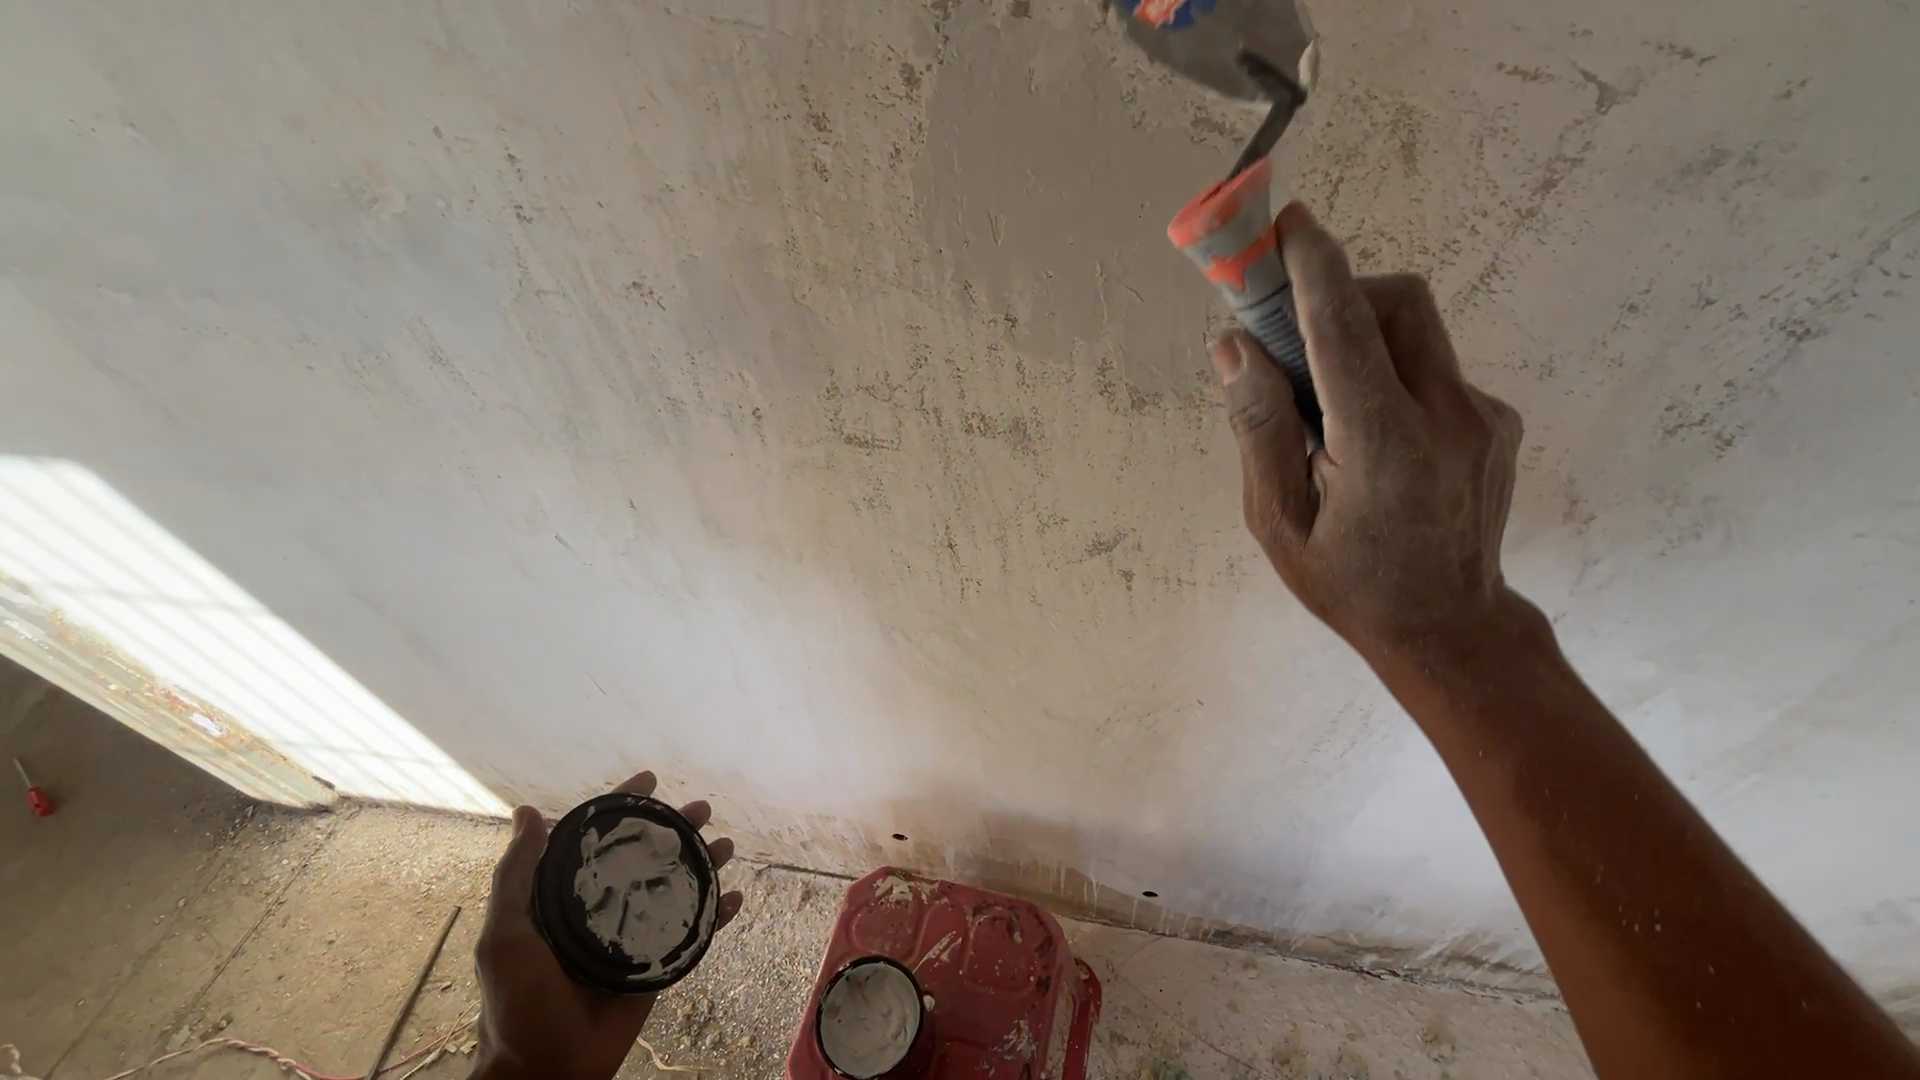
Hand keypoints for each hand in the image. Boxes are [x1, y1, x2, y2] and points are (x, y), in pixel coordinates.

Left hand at [471, 771, 744, 1079]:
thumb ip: (516, 877)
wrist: (548, 1071)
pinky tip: (737, 897)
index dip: (625, 805)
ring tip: (728, 843)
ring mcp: (635, 934)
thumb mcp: (507, 936)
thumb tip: (528, 812)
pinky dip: (720, 913)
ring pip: (678, 886)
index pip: (600, 838)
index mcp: (569, 896)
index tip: (650, 779)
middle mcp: (605, 906)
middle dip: (677, 828)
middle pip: (648, 855)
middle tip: (703, 808)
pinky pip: (697, 932)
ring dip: (705, 862)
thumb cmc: (519, 1003)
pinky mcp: (659, 963)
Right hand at [1212, 204, 1524, 656]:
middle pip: (1400, 303)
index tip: (1288, 223)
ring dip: (1360, 330)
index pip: (1346, 331)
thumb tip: (1235, 349)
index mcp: (1384, 448)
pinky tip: (1365, 432)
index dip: (1314, 268)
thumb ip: (1259, 429)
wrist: (1450, 627)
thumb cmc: (1346, 583)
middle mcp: (1447, 417)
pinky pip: (1431, 365)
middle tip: (1288, 327)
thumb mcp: (1277, 521)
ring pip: (1419, 327)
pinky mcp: (1494, 419)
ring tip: (1321, 394)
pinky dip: (1385, 371)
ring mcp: (1482, 416)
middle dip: (1339, 292)